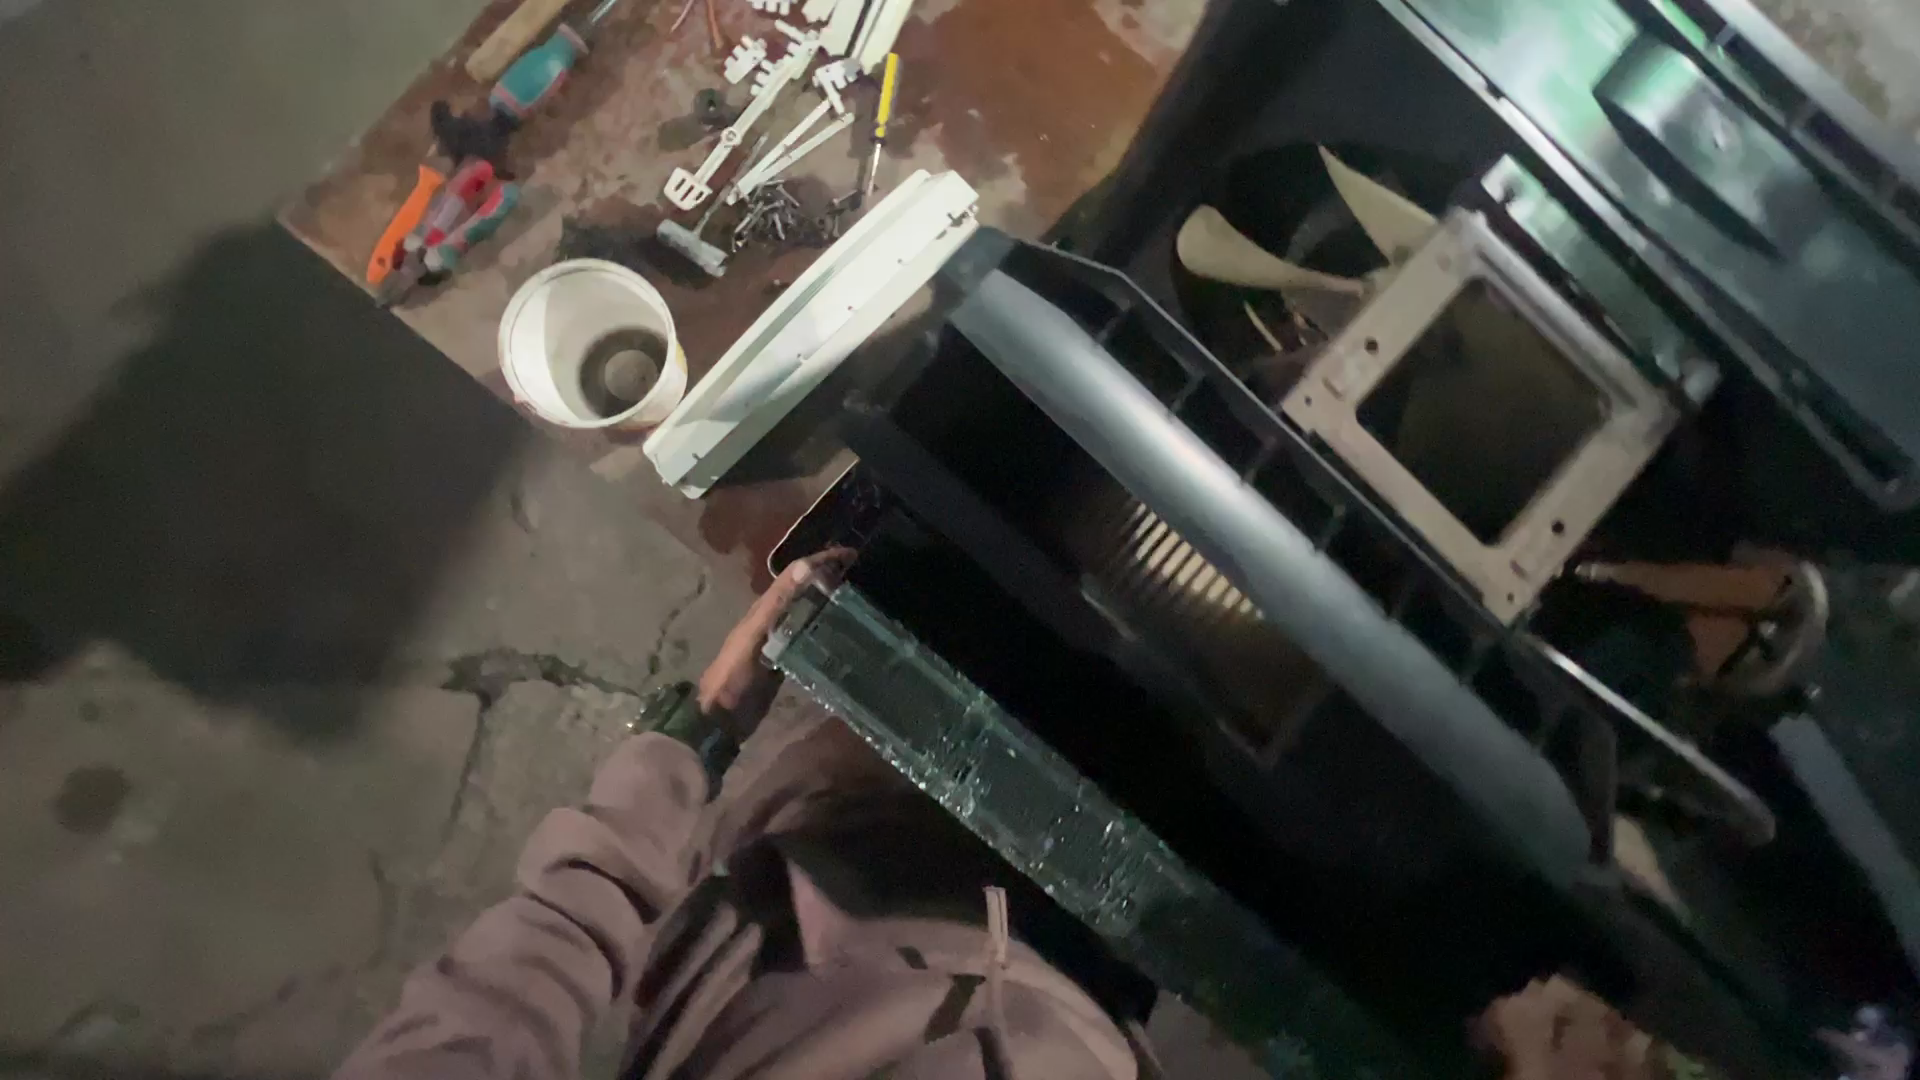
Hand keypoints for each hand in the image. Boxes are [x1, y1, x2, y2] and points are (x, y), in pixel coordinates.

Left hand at [696, 547, 855, 727]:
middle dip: (829, 574)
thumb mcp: (754, 637)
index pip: (795, 573)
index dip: (821, 560)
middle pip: (803, 587)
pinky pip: (809, 632)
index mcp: (764, 609)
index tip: (852, 554)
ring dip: (830, 597)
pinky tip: (844, 629)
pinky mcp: (786, 658)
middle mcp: (772, 618)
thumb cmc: (735, 676)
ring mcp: (779, 639)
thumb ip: (777, 604)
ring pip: (808, 608)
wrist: (721, 719)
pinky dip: (826, 623)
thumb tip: (805, 565)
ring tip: (859, 595)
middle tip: (862, 572)